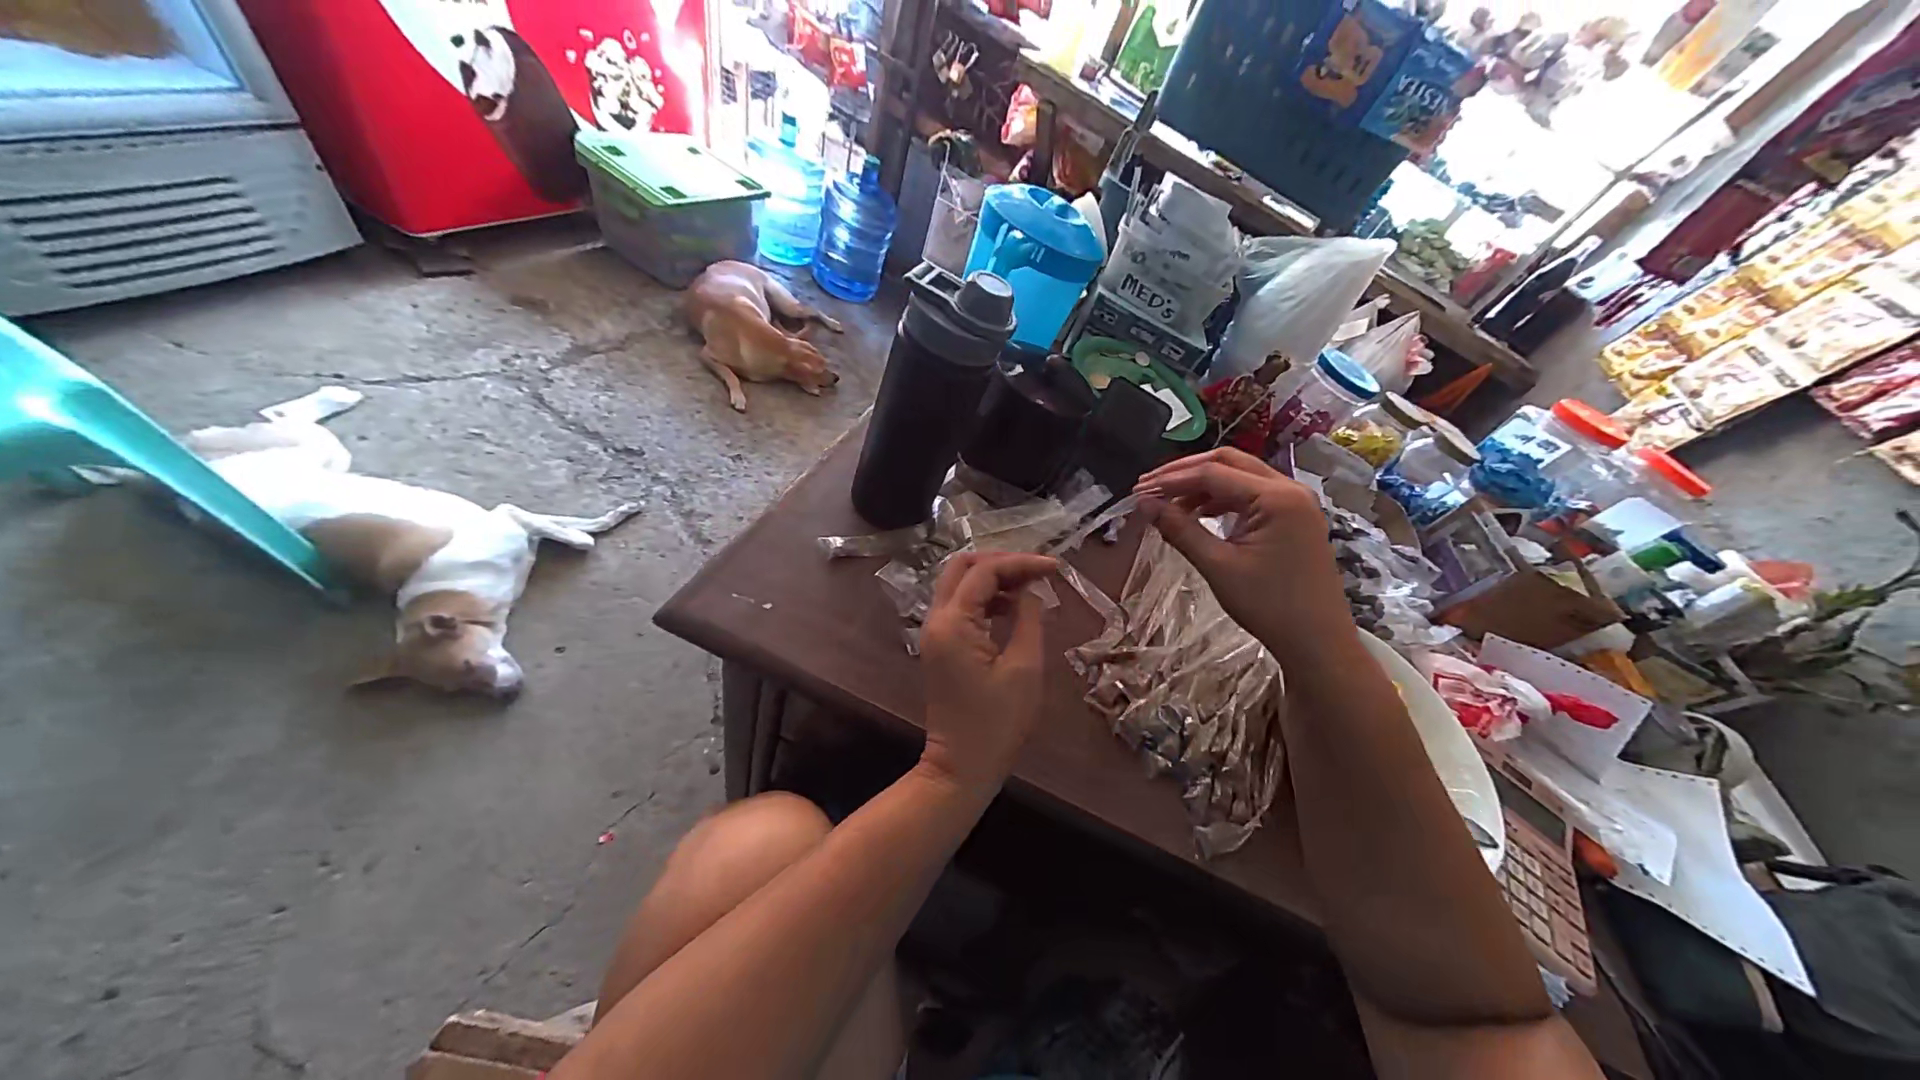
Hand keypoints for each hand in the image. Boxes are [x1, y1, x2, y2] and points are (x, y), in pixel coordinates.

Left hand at [918, 551, 1057, 793]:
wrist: (962, 765)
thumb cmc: (998, 722)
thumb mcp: (1024, 668)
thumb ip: (1028, 618)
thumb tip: (1032, 589)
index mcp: (953, 623)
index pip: (984, 571)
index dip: (1021, 563)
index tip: (1055, 568)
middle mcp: (936, 619)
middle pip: (962, 567)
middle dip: (1001, 562)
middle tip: (1037, 570)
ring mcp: (935, 632)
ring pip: (959, 584)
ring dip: (994, 579)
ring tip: (1032, 586)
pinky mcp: (941, 645)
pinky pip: (961, 606)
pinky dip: (986, 599)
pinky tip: (1014, 608)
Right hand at [1135, 447, 1352, 654]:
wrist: (1317, 641)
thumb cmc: (1268, 605)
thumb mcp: (1217, 566)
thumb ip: (1180, 529)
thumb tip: (1144, 505)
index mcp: (1276, 497)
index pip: (1212, 473)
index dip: (1171, 480)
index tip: (1138, 491)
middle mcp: (1290, 489)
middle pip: (1228, 462)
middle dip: (1186, 472)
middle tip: (1150, 487)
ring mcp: (1295, 502)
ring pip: (1240, 476)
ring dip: (1203, 485)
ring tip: (1169, 504)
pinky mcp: (1293, 517)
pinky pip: (1251, 495)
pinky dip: (1221, 499)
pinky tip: (1198, 514)